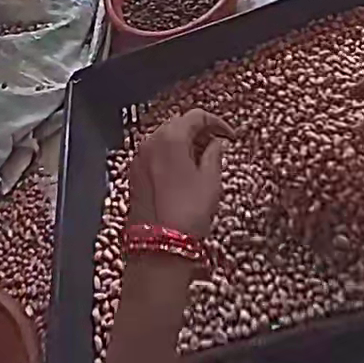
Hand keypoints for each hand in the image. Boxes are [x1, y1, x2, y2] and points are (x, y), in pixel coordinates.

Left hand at [127, 109, 230, 239]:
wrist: (158, 246)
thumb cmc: (187, 212)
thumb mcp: (211, 180)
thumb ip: (215, 154)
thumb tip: (216, 143)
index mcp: (171, 137)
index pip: (196, 116)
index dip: (217, 122)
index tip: (229, 134)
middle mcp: (150, 142)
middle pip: (178, 124)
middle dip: (199, 131)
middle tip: (218, 145)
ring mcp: (139, 158)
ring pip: (164, 139)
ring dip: (184, 143)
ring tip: (203, 160)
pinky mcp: (134, 174)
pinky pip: (155, 154)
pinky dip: (170, 155)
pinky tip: (183, 172)